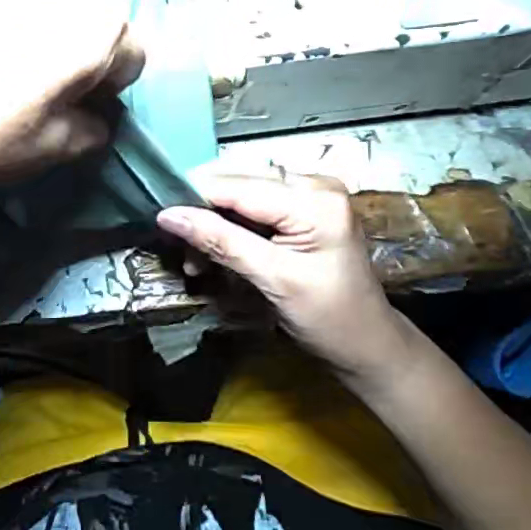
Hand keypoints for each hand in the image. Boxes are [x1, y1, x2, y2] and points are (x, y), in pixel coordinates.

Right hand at [156, 173, 410, 383]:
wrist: (368, 345)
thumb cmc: (329, 319)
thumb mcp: (272, 280)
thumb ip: (220, 242)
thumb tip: (168, 215)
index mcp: (315, 199)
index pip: (239, 187)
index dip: (196, 199)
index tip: (162, 221)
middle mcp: (314, 184)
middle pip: (240, 185)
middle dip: (206, 216)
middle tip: (185, 255)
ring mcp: (312, 193)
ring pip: (244, 195)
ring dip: (217, 225)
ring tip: (198, 262)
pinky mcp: (306, 207)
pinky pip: (258, 206)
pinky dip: (235, 229)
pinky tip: (220, 253)